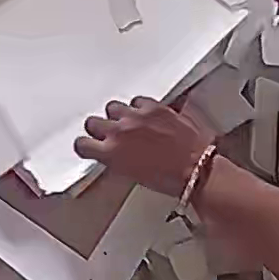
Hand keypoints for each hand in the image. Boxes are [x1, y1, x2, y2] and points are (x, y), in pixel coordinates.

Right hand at [73, 97, 214, 196]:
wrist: (196, 170)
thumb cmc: (168, 179)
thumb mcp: (131, 174)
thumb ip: (114, 158)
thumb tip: (110, 152)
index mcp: (110, 153)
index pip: (82, 144)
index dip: (86, 145)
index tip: (90, 146)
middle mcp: (119, 132)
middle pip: (92, 122)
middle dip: (99, 128)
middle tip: (110, 134)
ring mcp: (136, 117)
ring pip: (112, 107)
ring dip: (118, 115)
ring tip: (129, 122)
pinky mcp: (153, 107)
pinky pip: (137, 101)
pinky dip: (140, 107)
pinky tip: (146, 116)